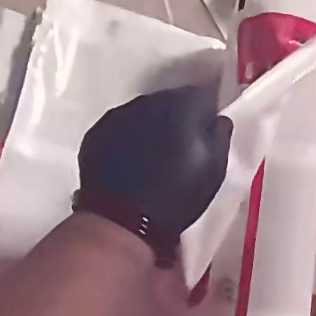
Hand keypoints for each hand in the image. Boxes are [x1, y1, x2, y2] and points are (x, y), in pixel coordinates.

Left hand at [76, 85, 232, 264]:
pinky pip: (119, 127)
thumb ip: (219, 137)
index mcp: (181, 106)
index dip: (207, 111)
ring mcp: (117, 116)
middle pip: (170, 100)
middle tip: (182, 145)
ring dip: (152, 126)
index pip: (202, 94)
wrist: (121, 222)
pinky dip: (128, 137)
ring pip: (143, 112)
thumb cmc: (176, 197)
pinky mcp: (96, 133)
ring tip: (154, 154)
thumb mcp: (213, 171)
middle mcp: (147, 102)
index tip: (207, 130)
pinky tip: (130, 160)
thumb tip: (219, 118)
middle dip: (178, 117)